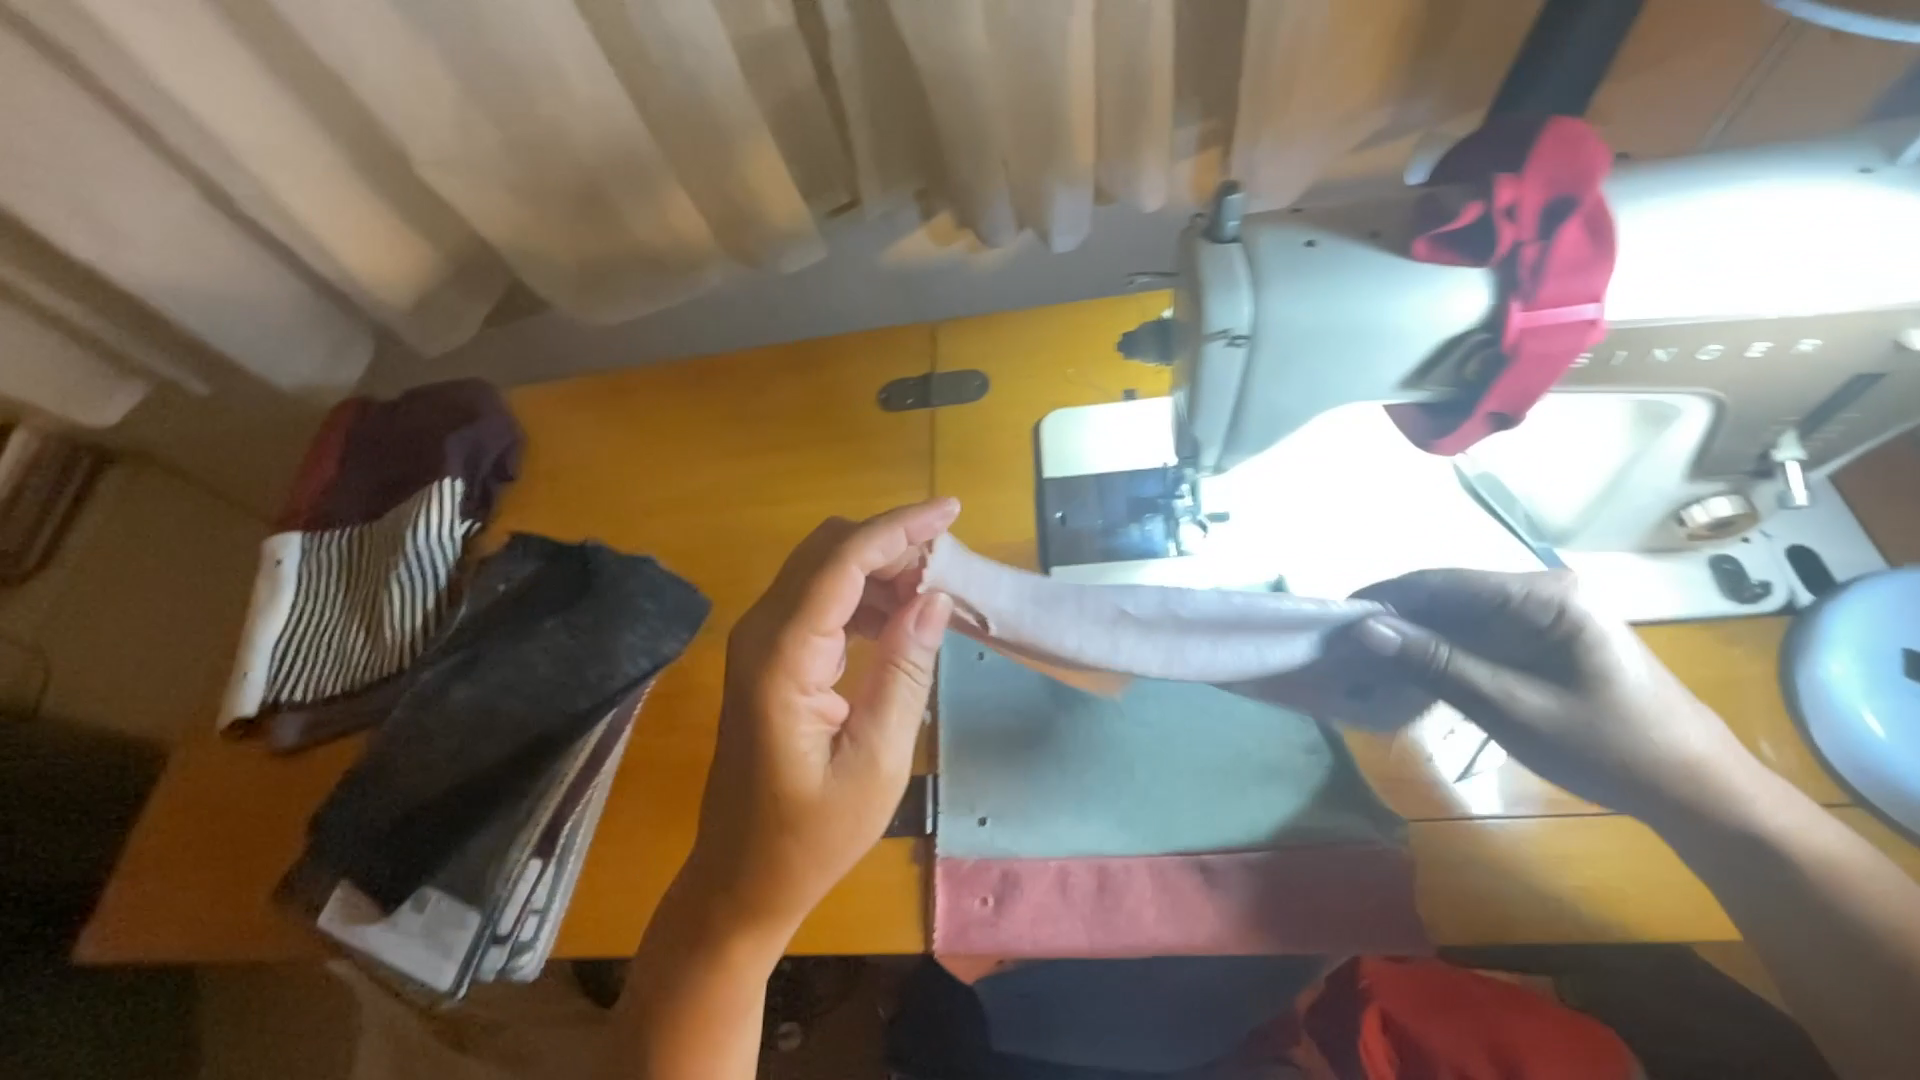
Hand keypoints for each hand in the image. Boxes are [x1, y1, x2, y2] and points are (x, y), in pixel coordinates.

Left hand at [678, 498, 957, 941]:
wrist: (740, 879)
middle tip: (951, 564)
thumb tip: (935, 596)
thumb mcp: (877, 761)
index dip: (899, 528)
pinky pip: (817, 603)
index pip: (842, 562)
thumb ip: (905, 670)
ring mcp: (758, 645)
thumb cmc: (811, 836)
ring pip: (822, 571)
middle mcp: (760, 635)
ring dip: (878, 569)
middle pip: (827, 551)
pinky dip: (861, 597)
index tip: (951, 509)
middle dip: (891, 543)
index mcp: (782, 657)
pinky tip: (899, 619)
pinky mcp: (767, 660)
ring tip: (935, 592)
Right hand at [1344, 568, 1763, 824]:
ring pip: (1455, 619)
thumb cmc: (1612, 747)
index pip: (1443, 582)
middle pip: (1446, 597)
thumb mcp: (1515, 707)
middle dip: (1393, 622)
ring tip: (1360, 665)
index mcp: (1546, 594)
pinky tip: (1404, 676)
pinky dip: (1437, 657)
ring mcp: (1541, 617)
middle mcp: (1541, 592)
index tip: (1334, 623)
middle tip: (1340, 650)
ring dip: (1411, 642)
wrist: (1698, 791)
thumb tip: (1365, 629)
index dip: (1385, 599)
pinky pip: (1474, 639)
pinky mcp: (1539, 642)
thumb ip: (1438, 663)